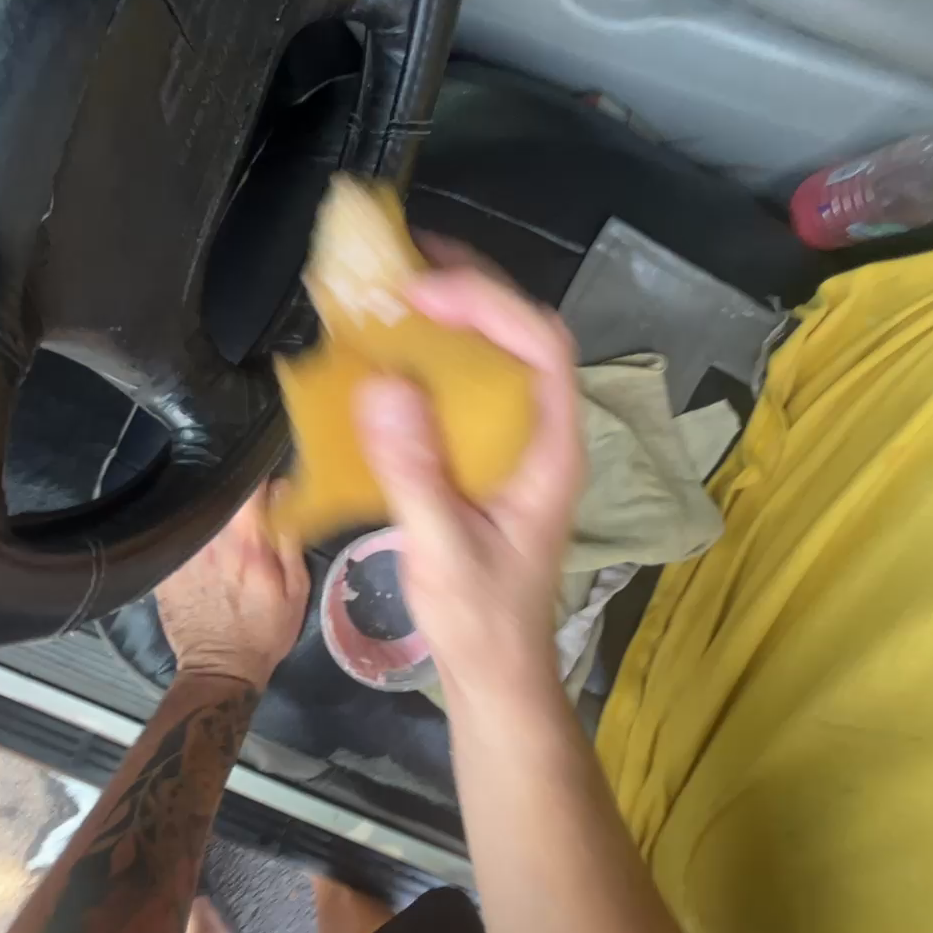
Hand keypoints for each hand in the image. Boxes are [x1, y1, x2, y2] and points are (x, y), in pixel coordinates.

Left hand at [155, 485, 310, 687]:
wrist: (220, 670)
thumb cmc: (265, 631)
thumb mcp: (296, 589)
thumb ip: (289, 537)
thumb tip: (283, 490)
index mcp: (248, 543)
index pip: (247, 487)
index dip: (255, 475)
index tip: (262, 474)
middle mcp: (211, 541)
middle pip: (217, 496)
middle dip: (230, 491)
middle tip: (242, 499)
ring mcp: (184, 554)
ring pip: (196, 513)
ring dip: (208, 510)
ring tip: (218, 518)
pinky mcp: (165, 569)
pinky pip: (176, 536)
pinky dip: (187, 531)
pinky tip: (194, 540)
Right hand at [353, 239, 583, 716]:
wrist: (493, 669)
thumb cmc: (481, 620)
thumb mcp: (445, 550)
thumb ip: (418, 472)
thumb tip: (382, 384)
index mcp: (551, 451)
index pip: (541, 348)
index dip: (488, 305)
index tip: (422, 293)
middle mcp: (540, 436)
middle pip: (523, 339)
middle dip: (472, 292)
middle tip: (409, 263)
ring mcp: (514, 447)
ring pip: (496, 360)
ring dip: (452, 318)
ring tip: (400, 289)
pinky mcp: (484, 461)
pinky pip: (465, 392)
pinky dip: (431, 361)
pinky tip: (393, 356)